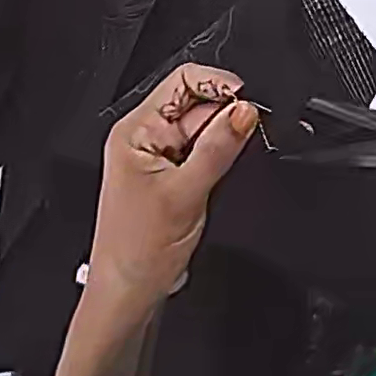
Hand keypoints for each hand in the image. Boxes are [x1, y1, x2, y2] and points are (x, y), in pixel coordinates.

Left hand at [87, 64, 259, 310]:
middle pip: (198, 101)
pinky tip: (217, 176)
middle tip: (243, 137)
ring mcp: (160, 153)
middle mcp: (146, 135)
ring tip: (219, 170)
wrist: (128, 295)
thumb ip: (218, 147)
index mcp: (136, 129)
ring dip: (223, 138)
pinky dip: (219, 156)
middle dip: (225, 115)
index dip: (217, 83)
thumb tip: (245, 111)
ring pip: (205, 126)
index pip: (182, 80)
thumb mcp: (184, 193)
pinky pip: (205, 148)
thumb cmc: (137, 251)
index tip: (246, 101)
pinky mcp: (174, 171)